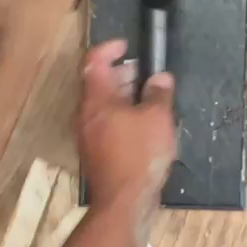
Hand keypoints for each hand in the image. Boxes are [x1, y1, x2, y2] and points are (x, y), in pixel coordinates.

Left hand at [78, 39, 175, 210]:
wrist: (124, 202)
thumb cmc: (139, 154)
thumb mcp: (157, 118)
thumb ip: (158, 94)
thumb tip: (160, 78)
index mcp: (96, 100)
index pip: (94, 62)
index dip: (109, 48)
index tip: (127, 45)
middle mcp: (86, 115)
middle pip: (98, 83)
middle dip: (121, 72)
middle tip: (144, 71)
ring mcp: (89, 135)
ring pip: (103, 105)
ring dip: (123, 95)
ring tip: (149, 96)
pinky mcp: (97, 153)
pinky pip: (107, 123)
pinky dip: (123, 115)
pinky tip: (144, 124)